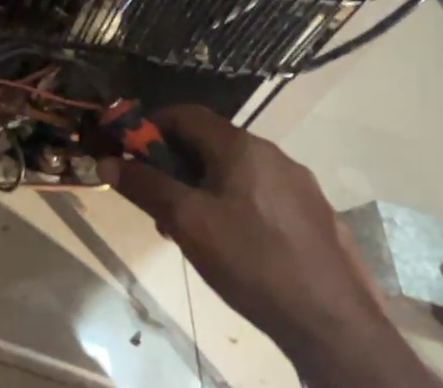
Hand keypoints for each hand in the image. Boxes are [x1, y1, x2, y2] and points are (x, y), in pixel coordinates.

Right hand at [98, 106, 384, 349]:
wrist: (336, 328)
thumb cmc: (252, 261)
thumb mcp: (185, 220)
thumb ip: (143, 185)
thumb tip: (106, 162)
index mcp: (243, 148)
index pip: (185, 114)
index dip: (148, 125)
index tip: (125, 150)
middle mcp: (275, 158)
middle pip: (209, 143)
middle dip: (171, 163)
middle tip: (151, 195)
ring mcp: (301, 190)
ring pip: (233, 172)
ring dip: (199, 186)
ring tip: (185, 225)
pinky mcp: (316, 219)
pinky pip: (259, 196)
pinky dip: (231, 204)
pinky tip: (228, 243)